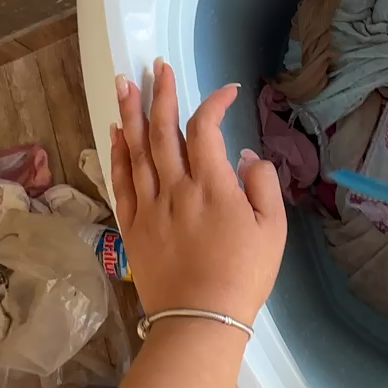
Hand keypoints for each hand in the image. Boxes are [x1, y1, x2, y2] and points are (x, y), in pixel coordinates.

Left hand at [110, 59, 285, 327]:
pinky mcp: (133, 227)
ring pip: (135, 150)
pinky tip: (115, 133)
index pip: (206, 128)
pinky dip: (117, 154)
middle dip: (160, 94)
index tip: (228, 91)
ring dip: (130, 113)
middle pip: (163, 131)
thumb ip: (263, 183)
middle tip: (157, 66)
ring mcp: (149, 207)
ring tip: (124, 83)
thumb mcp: (272, 227)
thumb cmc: (243, 274)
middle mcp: (176, 188)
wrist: (200, 322)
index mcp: (212, 185)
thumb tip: (247, 155)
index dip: (215, 103)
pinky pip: (121, 182)